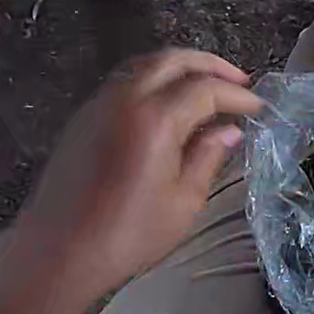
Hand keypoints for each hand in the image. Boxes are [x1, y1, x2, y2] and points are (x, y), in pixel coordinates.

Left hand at [8, 48, 262, 305]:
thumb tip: (228, 132)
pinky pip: (126, 80)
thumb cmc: (127, 234)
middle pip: (173, 60)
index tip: (258, 107)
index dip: (236, 95)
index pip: (205, 89)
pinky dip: (155, 79)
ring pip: (146, 65)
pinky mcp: (84, 117)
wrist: (56, 253)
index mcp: (155, 119)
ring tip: (207, 85)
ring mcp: (99, 104)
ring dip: (181, 66)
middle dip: (210, 64)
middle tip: (239, 80)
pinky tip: (169, 102)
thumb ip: (207, 157)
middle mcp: (125, 99)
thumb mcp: (183, 202)